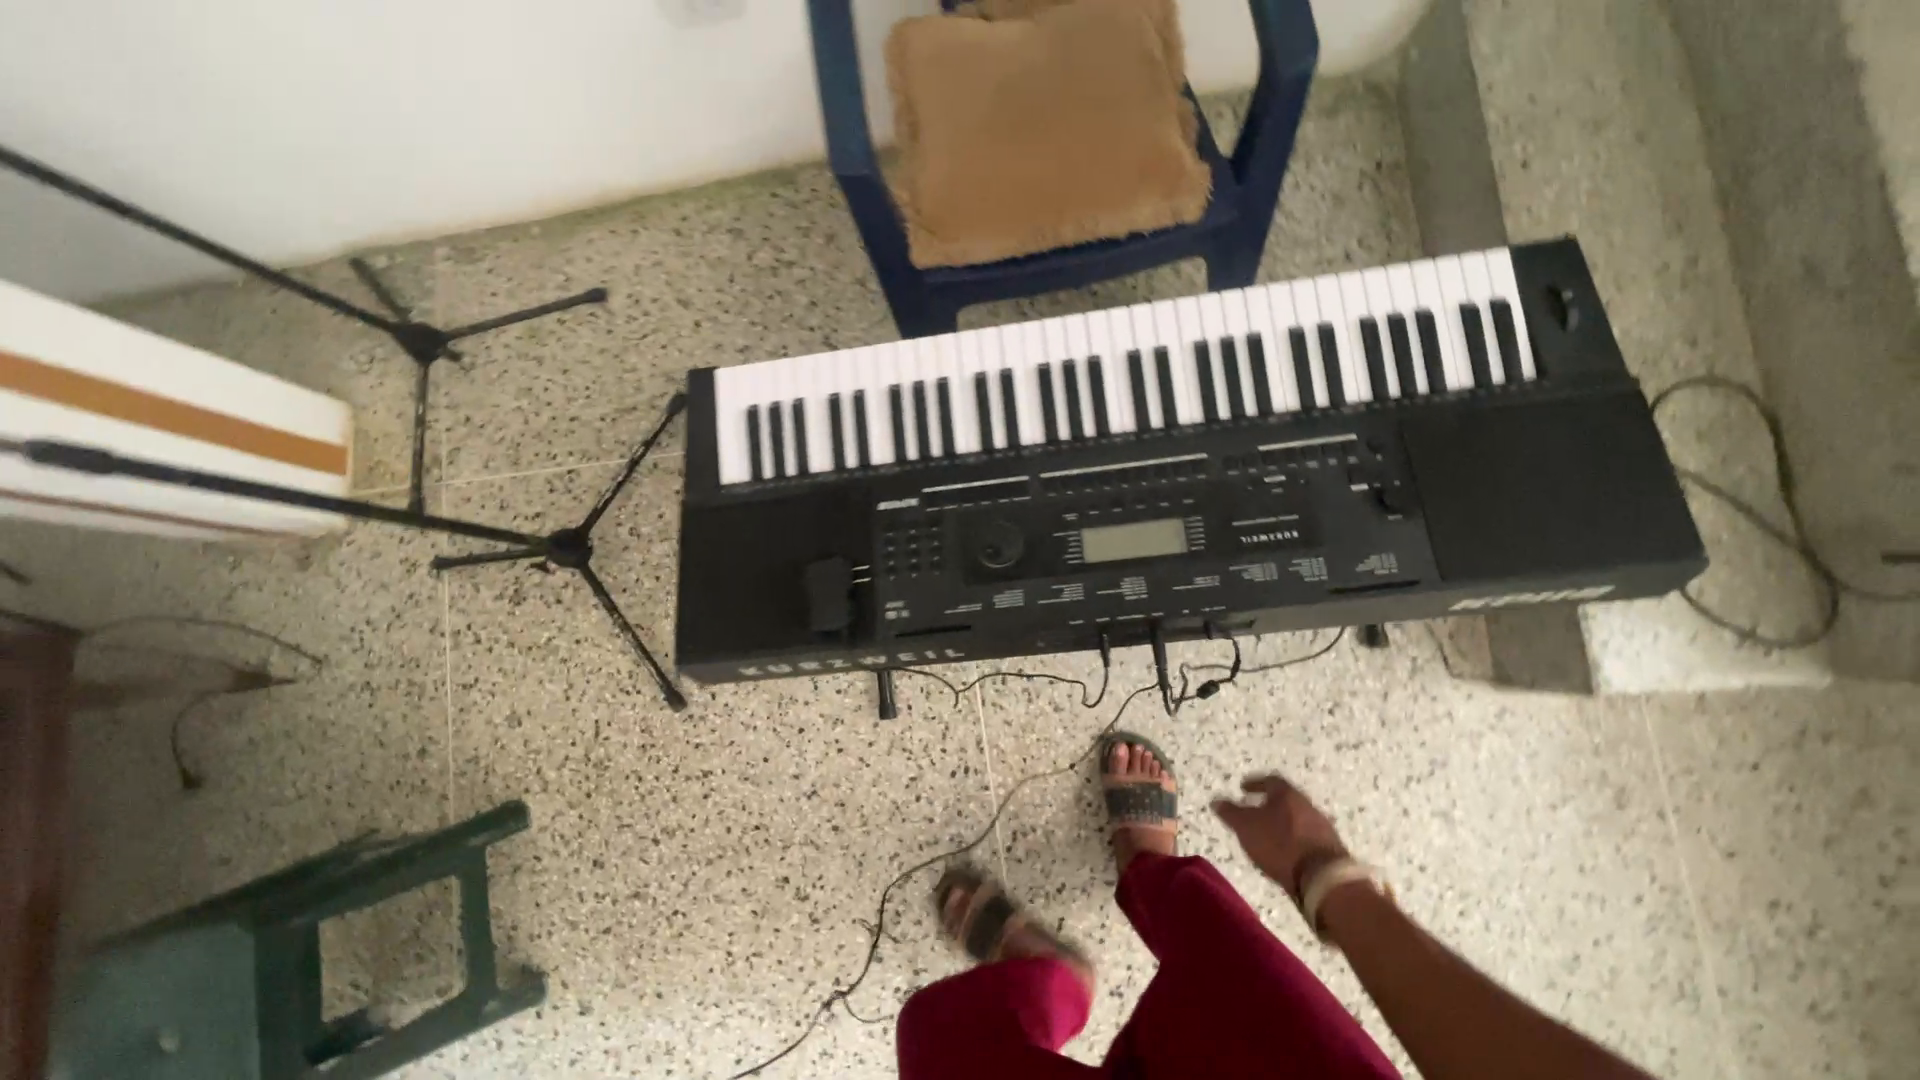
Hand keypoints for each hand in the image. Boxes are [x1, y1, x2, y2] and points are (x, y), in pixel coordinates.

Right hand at [1211, 773, 1349, 900]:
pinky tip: (1284, 850)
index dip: (1255, 783)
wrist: (1321, 876)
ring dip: (1281, 822)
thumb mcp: (1246, 827)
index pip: (1270, 781)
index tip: (1242, 788)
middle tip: (1253, 810)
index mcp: (1288, 794)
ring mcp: (1321, 826)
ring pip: (1296, 818)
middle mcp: (1307, 804)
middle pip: (1285, 799)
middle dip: (1268, 804)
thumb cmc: (1279, 844)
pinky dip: (1292, 838)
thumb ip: (1230, 812)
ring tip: (1267, 833)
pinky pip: (1306, 836)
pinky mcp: (1329, 847)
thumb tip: (1216, 800)